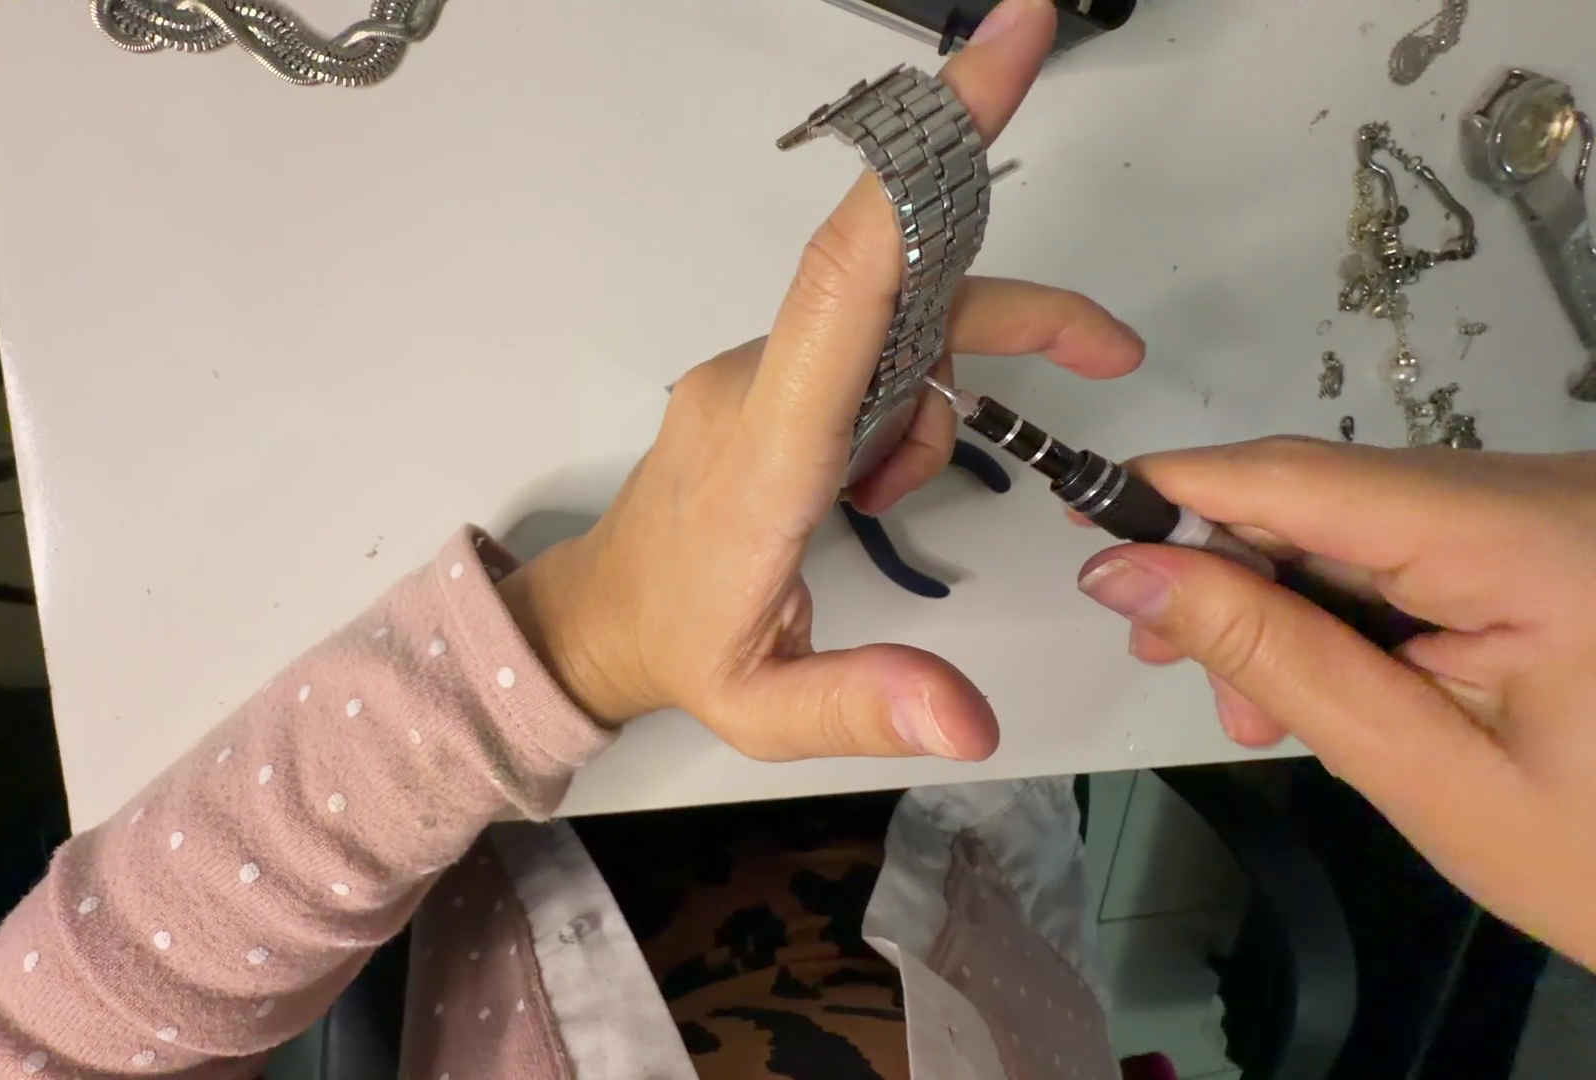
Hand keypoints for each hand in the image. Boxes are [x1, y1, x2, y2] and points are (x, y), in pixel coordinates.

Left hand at [502, 0, 1143, 762]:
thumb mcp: (762, 707)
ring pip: (889, 329)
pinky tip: (878, 469)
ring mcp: (745, 378)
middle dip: (997, 333)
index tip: (1001, 50)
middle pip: (903, 296)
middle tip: (1092, 358)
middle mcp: (749, 390)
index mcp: (760, 457)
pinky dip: (904, 392)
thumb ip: (862, 706)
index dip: (923, 168)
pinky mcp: (752, 383)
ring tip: (886, 497)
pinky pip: (855, 347)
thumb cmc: (676, 650)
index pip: (843, 284)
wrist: (603, 617)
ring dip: (932, 403)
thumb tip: (972, 720)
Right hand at [1076, 437, 1595, 968]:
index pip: (1297, 478)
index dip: (1169, 485)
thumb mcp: (1413, 766)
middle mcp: (1556, 491)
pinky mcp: (1556, 531)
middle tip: (1157, 652)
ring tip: (1243, 696)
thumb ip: (1259, 650)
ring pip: (1344, 519)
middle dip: (1214, 568)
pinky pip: (1395, 541)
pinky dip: (1328, 601)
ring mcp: (1560, 506)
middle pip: (1315, 494)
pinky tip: (1317, 673)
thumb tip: (1116, 572)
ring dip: (1265, 596)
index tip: (1077, 513)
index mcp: (1546, 544)